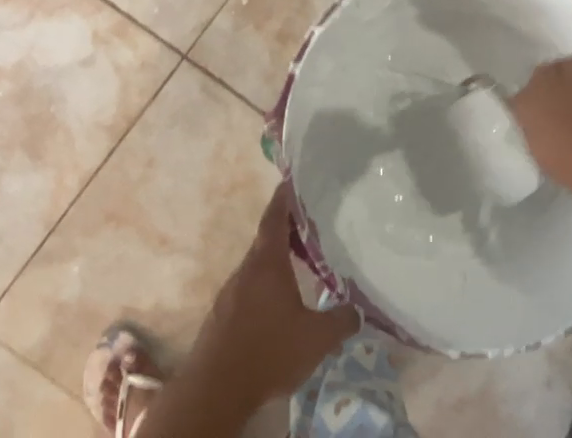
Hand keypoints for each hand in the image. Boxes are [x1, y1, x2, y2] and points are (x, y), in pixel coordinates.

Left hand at [179, 185, 359, 410]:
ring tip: (305, 264)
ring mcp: (230, 293)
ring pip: (258, 267)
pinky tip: (283, 304)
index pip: (275, 217)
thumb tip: (357, 310)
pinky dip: (268, 286)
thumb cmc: (269, 352)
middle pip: (267, 240)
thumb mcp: (318, 338)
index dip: (285, 196)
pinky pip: (250, 289)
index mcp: (267, 263)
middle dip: (290, 231)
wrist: (214, 391)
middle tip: (315, 225)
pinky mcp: (222, 316)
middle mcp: (245, 271)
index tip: (294, 179)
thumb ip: (342, 319)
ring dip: (279, 262)